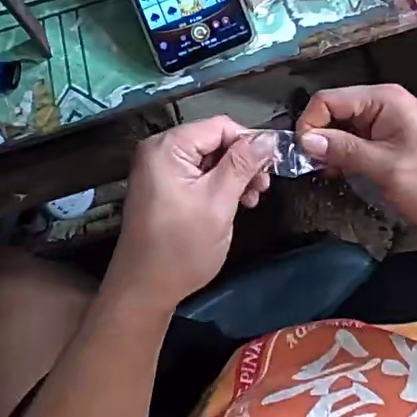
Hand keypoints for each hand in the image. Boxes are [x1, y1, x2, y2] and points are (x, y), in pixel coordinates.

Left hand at [106, 117, 275, 311]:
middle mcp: (159, 150)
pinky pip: (198, 173)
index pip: (220, 126)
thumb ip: (242, 165)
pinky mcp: (162, 186)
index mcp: (167, 147)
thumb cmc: (180, 248)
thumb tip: (268, 139)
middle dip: (243, 160)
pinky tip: (236, 201)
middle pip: (214, 140)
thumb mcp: (218, 203)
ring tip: (252, 197)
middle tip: (263, 185)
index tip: (272, 165)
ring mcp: (159, 168)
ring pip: (209, 157)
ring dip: (235, 174)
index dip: (250, 142)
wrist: (144, 290)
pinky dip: (219, 184)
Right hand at [296, 84, 416, 229]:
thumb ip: (345, 150)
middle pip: (332, 111)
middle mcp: (383, 103)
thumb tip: (305, 140)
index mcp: (383, 99)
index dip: (310, 125)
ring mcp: (388, 120)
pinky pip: (356, 139)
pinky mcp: (391, 138)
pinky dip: (345, 155)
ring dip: (331, 149)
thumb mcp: (388, 168)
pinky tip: (345, 173)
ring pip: (342, 127)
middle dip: (318, 137)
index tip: (305, 156)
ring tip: (331, 174)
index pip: (327, 99)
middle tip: (317, 169)